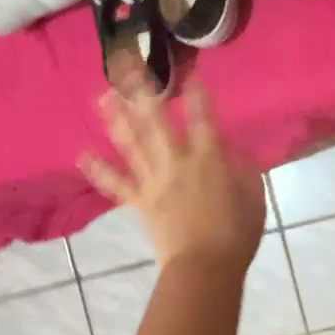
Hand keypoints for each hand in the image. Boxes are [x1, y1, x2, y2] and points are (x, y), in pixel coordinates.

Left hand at [78, 63, 265, 271]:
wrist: (204, 267)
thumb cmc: (237, 234)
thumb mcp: (253, 197)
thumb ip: (243, 170)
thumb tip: (235, 153)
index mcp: (209, 159)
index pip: (203, 119)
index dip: (197, 95)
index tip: (189, 74)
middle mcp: (177, 163)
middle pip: (156, 121)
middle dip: (142, 92)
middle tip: (128, 67)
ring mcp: (154, 181)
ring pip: (132, 144)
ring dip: (116, 119)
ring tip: (102, 96)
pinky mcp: (140, 201)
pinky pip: (116, 184)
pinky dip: (98, 170)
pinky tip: (81, 154)